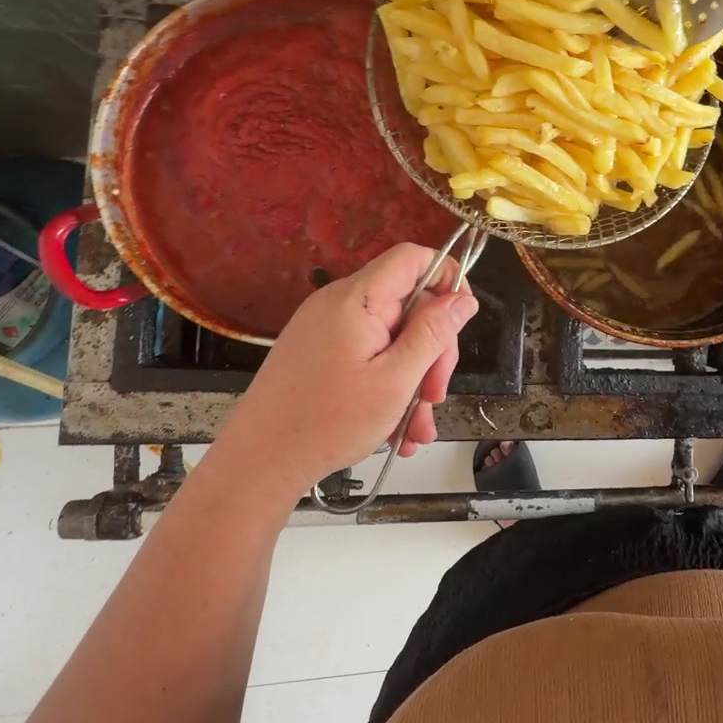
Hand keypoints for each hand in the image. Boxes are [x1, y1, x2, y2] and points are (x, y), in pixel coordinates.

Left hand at [212, 243, 478, 497]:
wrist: (257, 464)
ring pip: (393, 338)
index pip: (414, 258)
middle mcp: (339, 304)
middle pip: (408, 304)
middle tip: (435, 394)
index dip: (447, 279)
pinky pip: (370, 355)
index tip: (460, 321)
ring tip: (416, 427)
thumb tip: (464, 299)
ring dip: (414, 379)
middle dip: (432, 349)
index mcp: (358, 300)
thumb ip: (434, 334)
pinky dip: (389, 385)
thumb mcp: (396, 380)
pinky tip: (397, 427)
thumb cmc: (326, 423)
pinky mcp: (320, 351)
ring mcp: (327, 328)